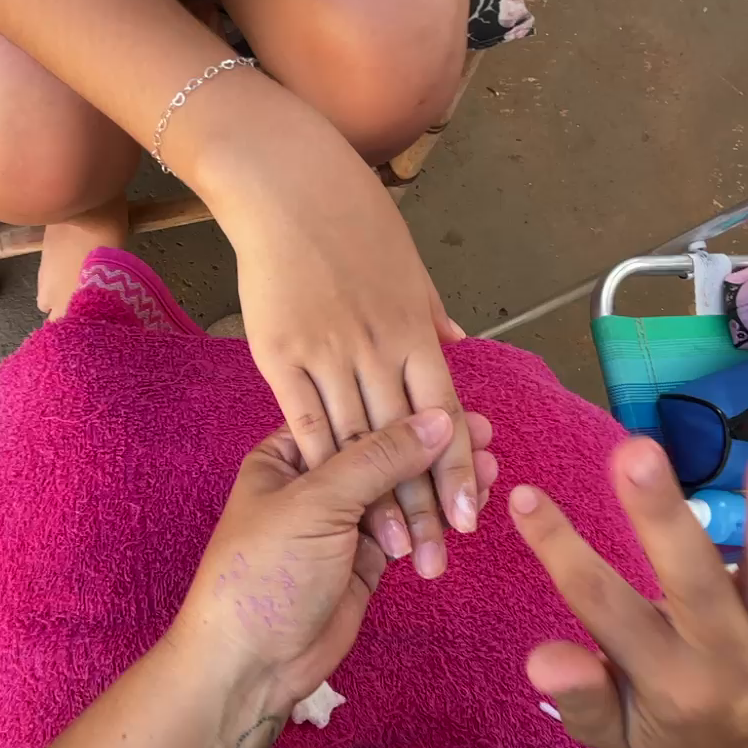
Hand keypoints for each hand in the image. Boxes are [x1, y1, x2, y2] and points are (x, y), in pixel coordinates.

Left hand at [172, 409, 497, 711]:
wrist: (252, 664)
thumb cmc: (270, 568)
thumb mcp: (319, 502)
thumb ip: (380, 458)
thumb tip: (440, 419)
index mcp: (288, 455)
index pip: (354, 420)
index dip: (404, 414)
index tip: (456, 407)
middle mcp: (317, 482)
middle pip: (383, 456)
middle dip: (432, 449)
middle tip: (485, 436)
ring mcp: (343, 522)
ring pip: (401, 493)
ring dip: (442, 483)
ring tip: (488, 468)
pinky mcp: (366, 558)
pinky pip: (409, 529)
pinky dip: (437, 519)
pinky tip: (471, 503)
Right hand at [230, 183, 478, 582]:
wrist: (286, 187)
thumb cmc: (355, 222)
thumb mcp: (409, 267)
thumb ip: (432, 315)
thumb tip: (459, 344)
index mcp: (413, 329)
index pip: (444, 414)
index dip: (458, 469)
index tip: (469, 517)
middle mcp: (376, 347)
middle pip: (404, 442)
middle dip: (421, 506)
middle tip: (434, 560)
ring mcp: (326, 352)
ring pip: (357, 443)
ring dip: (374, 502)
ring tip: (390, 551)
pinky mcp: (278, 355)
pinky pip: (305, 419)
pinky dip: (324, 466)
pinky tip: (334, 506)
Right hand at [509, 439, 747, 747]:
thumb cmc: (663, 724)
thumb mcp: (612, 729)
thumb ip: (580, 695)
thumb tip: (540, 658)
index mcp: (669, 682)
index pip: (605, 610)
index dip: (560, 551)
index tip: (524, 497)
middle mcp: (727, 653)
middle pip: (695, 583)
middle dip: (663, 518)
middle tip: (635, 454)